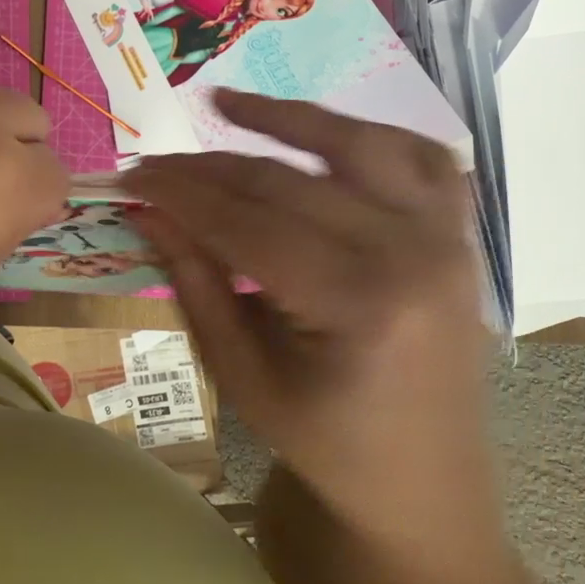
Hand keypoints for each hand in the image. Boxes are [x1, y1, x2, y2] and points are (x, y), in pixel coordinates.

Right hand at [121, 90, 494, 539]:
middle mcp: (410, 256)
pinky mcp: (457, 239)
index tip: (126, 177)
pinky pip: (422, 161)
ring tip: (224, 103)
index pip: (242, 220)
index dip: (176, 192)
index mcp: (355, 303)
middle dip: (206, 166)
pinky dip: (369, 136)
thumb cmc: (320, 437)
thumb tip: (145, 210)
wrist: (422, 480)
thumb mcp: (237, 370)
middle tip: (150, 164)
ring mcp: (446, 240)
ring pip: (358, 146)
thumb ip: (194, 280)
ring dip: (286, 118)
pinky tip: (321, 133)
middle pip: (285, 181)